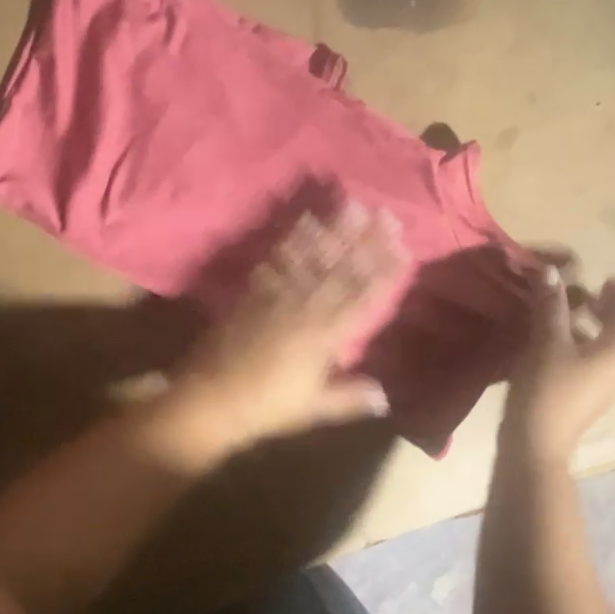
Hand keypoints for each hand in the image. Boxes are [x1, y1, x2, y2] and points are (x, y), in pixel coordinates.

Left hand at [166, 203, 408, 449]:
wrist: (210, 398)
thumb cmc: (264, 408)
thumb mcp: (311, 408)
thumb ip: (348, 398)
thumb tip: (384, 398)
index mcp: (323, 336)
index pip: (361, 297)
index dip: (384, 272)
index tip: (403, 247)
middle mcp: (303, 309)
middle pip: (339, 270)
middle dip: (364, 241)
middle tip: (384, 213)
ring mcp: (275, 298)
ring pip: (309, 259)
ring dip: (332, 231)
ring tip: (349, 205)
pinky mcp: (251, 295)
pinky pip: (276, 262)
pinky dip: (292, 242)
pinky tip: (303, 224)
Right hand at [502, 249, 614, 466]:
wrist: (535, 444)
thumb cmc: (546, 390)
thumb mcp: (547, 343)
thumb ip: (551, 306)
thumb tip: (551, 271)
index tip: (604, 280)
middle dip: (609, 310)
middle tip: (586, 295)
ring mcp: (605, 387)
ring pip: (610, 349)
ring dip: (595, 329)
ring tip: (569, 319)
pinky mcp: (586, 400)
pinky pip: (595, 365)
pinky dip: (584, 347)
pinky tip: (558, 348)